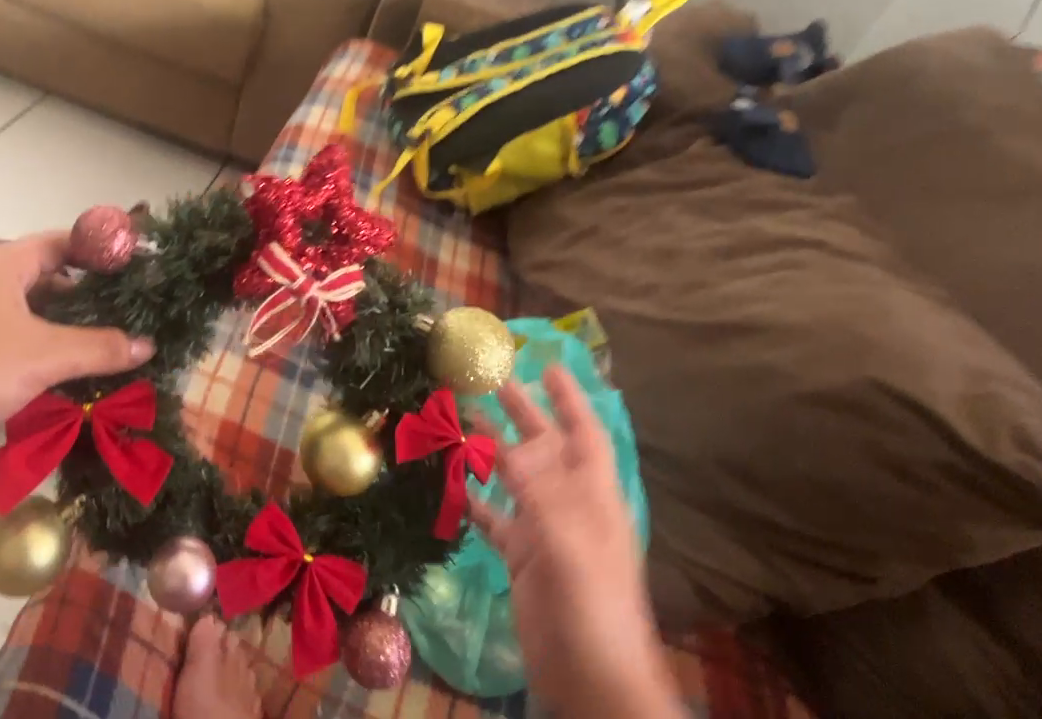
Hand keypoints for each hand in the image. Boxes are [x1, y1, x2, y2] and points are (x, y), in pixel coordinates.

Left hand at [0, 233, 153, 470]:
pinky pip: (9, 332)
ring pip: (27, 307)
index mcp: (1, 263)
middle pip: (46, 274)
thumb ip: (100, 348)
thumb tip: (149, 344)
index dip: (101, 252)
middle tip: (129, 311)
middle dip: (87, 294)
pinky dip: (38, 343)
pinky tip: (62, 366)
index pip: (63, 242)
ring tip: (105, 341)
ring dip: (64, 323)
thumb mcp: (43, 357)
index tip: (137, 268)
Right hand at [470, 367, 680, 717]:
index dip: (570, 398)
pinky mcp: (521, 558)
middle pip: (543, 446)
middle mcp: (569, 505)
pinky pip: (492, 517)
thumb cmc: (594, 608)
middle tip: (486, 378)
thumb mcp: (571, 545)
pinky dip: (471, 498)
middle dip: (519, 411)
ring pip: (512, 477)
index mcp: (593, 496)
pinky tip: (447, 482)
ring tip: (456, 419)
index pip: (585, 434)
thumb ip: (539, 494)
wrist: (592, 679)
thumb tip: (504, 446)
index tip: (548, 364)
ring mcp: (544, 531)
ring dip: (488, 449)